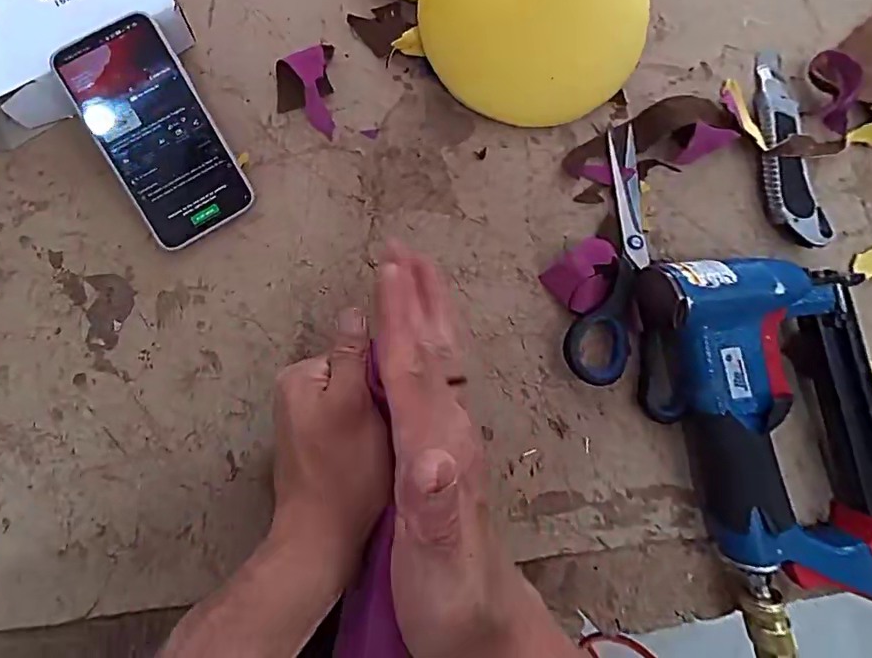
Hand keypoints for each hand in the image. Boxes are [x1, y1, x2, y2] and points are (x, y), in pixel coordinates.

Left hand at [269, 306, 392, 591]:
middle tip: (395, 419)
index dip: (382, 369)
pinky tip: (376, 448)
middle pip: (355, 371)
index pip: (354, 349)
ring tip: (388, 436)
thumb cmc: (344, 473)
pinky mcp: (313, 440)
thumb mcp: (354, 405)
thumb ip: (352, 355)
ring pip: (355, 396)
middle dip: (378, 389)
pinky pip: (347, 417)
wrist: (322, 543)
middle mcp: (295, 389)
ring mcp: (303, 417)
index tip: (400, 394)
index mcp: (299, 375)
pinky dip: (364, 427)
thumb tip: (353, 309)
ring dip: (375, 410)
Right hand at [375, 244, 576, 657]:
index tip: (389, 270)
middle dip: (418, 295)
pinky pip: (435, 375)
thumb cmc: (452, 597)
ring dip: (428, 309)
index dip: (399, 317)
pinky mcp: (446, 444)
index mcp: (439, 445)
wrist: (482, 623)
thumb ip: (434, 509)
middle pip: (432, 348)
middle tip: (405, 251)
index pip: (414, 369)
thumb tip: (431, 456)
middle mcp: (451, 428)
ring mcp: (453, 433)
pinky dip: (427, 341)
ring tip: (417, 275)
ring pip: (439, 356)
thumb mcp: (436, 564)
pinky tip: (421, 337)